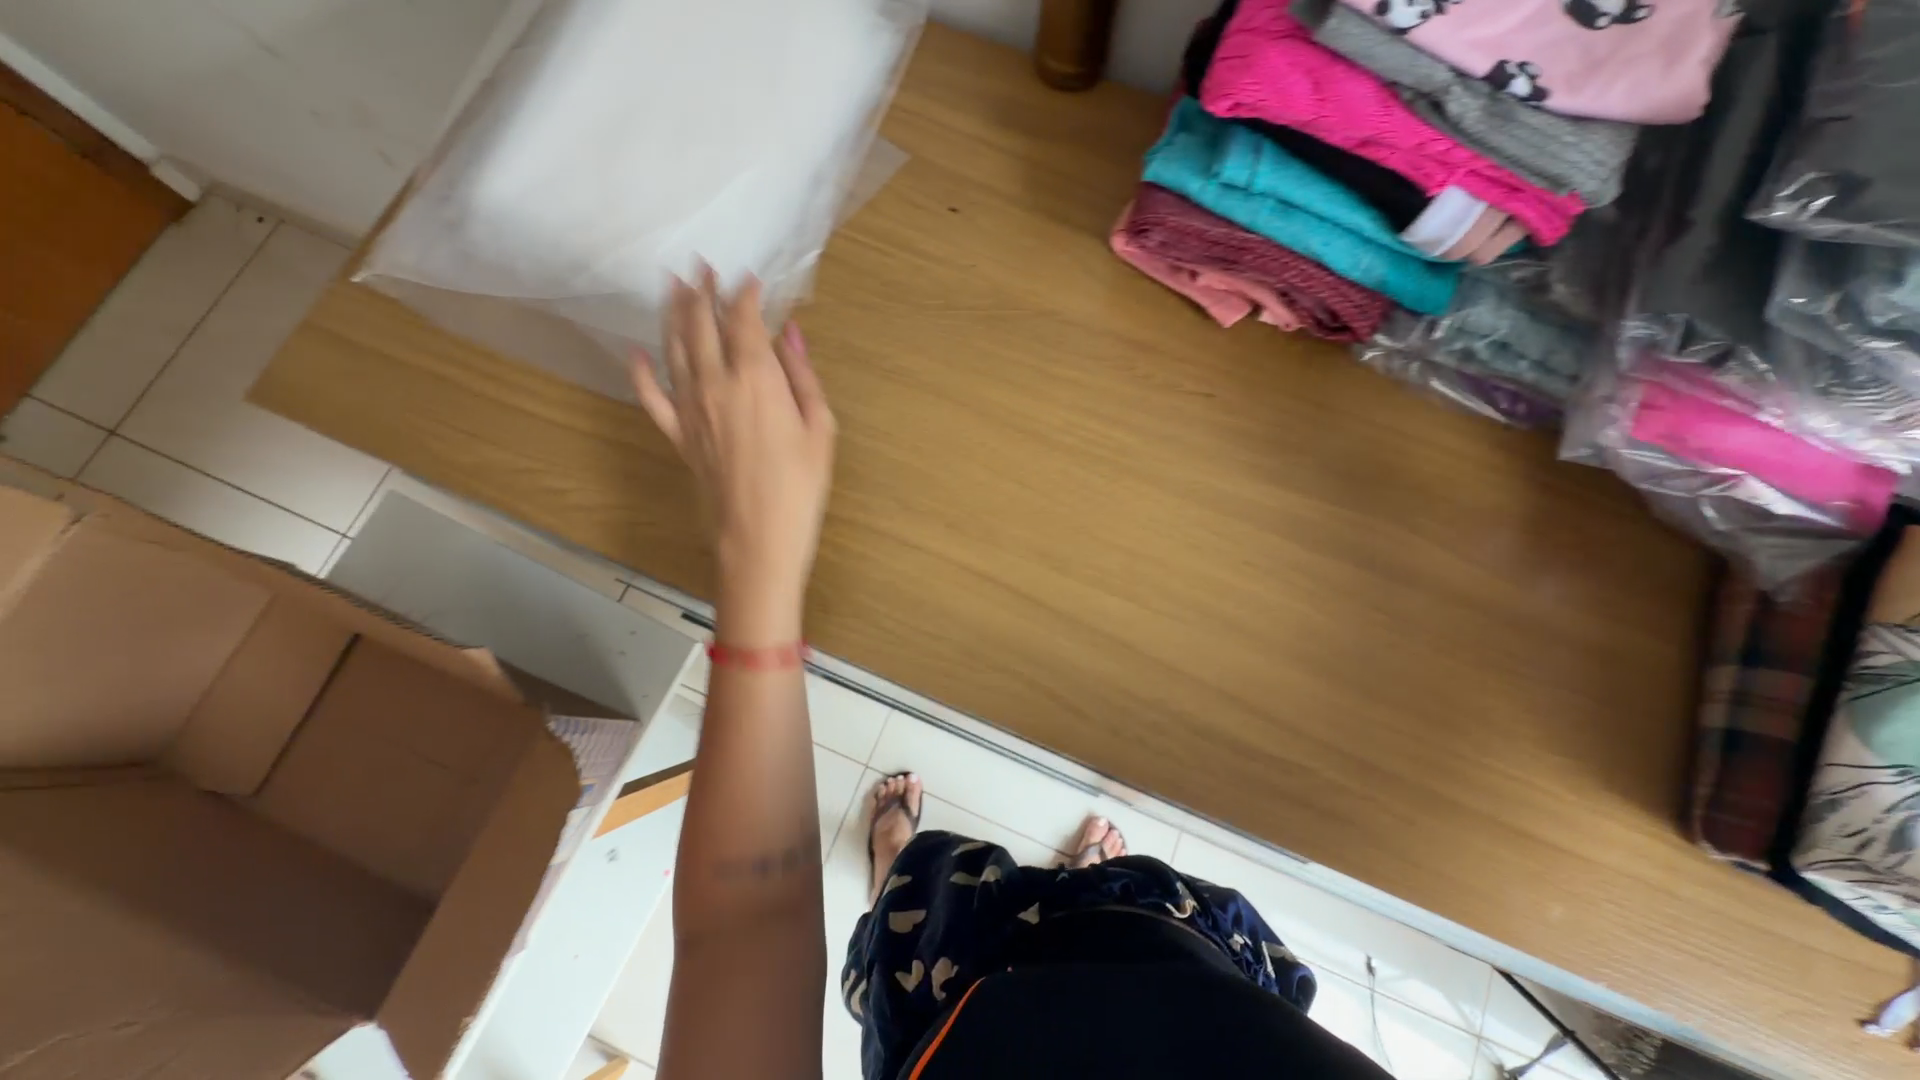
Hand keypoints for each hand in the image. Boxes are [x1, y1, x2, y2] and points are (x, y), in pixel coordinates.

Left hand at [631, 269, 836, 642]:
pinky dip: (641, 372)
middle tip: (699, 264)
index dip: (744, 294)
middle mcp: (715, 383)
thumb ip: (802, 377)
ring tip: (671, 285)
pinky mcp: (678, 435)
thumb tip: (790, 335)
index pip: (743, 320)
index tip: (749, 278)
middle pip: (701, 325)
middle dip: (701, 291)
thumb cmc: (800, 486)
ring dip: (671, 314)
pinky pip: (652, 397)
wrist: (758, 538)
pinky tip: (634, 351)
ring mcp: (690, 409)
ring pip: (674, 349)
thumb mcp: (820, 428)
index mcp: (756, 378)